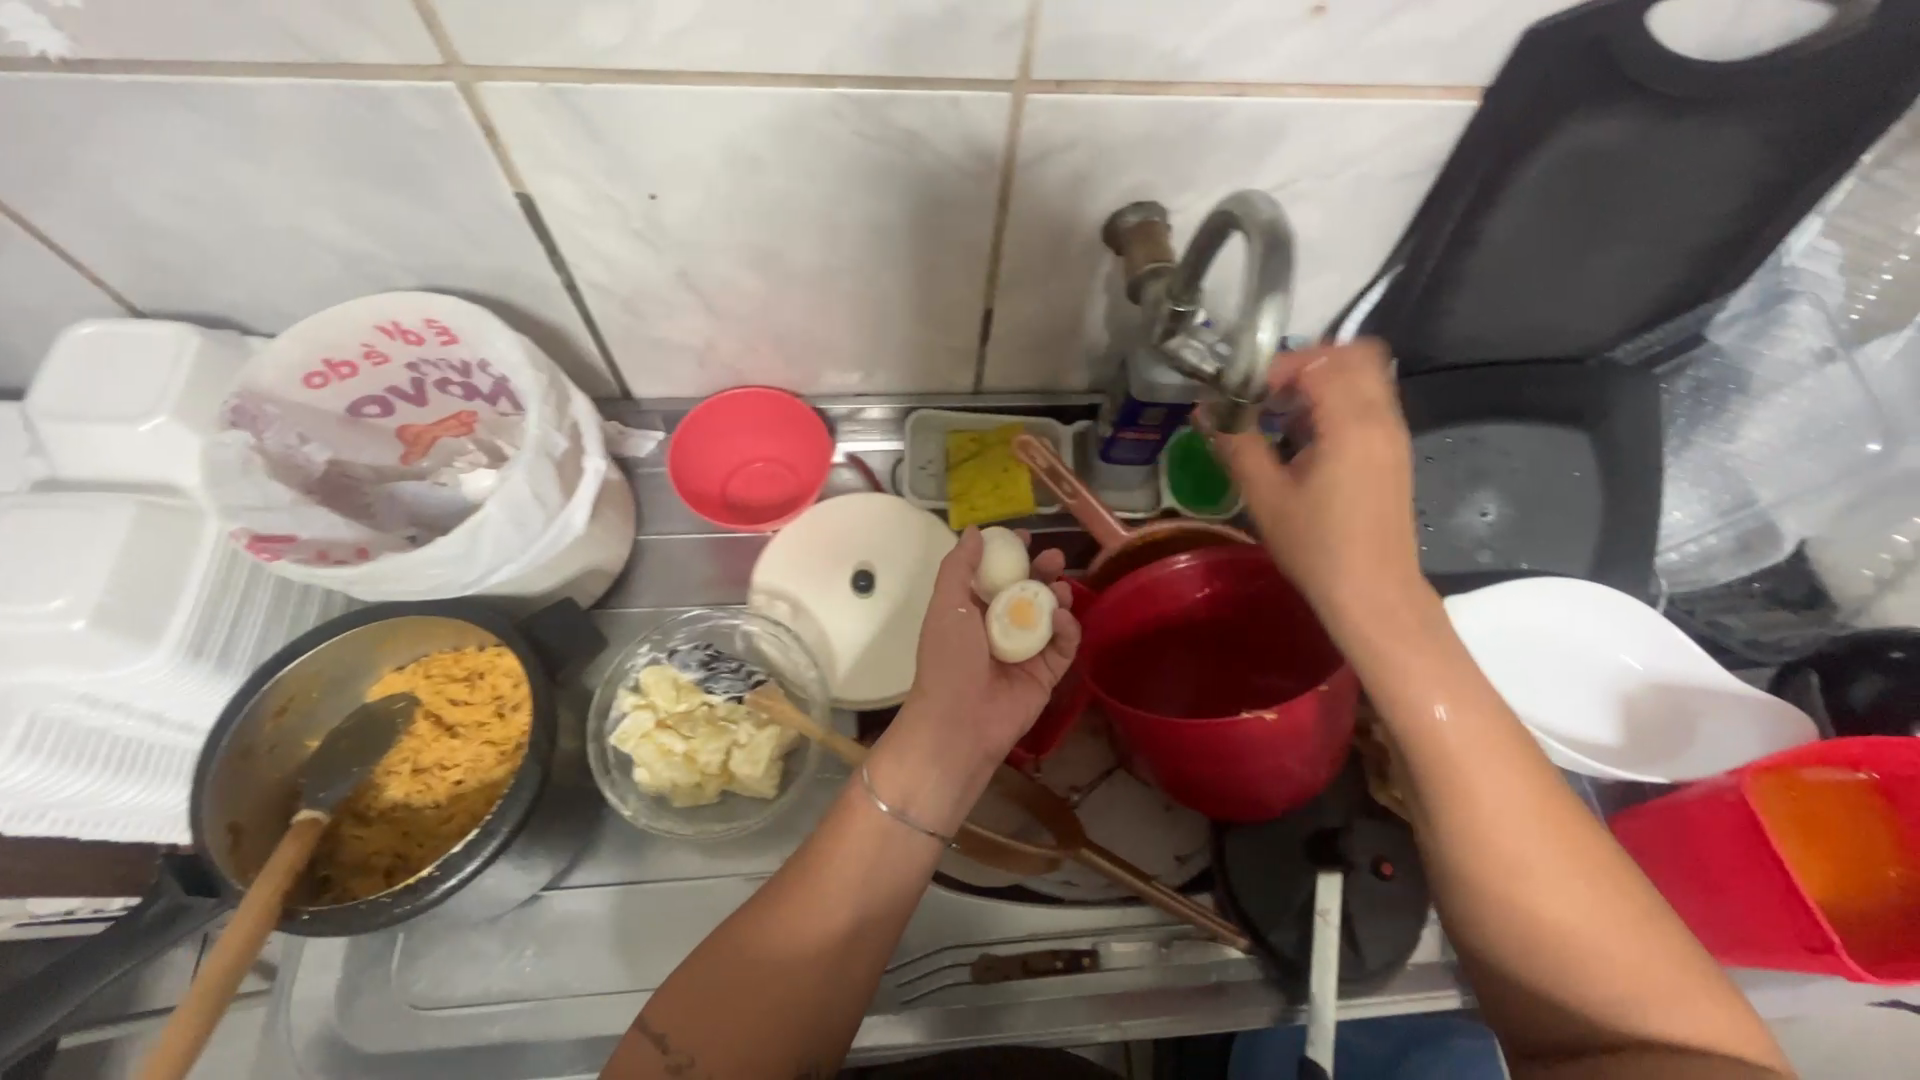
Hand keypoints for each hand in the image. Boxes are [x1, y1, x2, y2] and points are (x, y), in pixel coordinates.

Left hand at [902, 527, 1080, 761]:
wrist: (959, 720)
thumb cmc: (948, 658)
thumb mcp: (947, 603)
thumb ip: (960, 565)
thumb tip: (975, 531)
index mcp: (971, 611)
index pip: (995, 576)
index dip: (1010, 555)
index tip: (1025, 537)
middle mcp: (999, 629)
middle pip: (1027, 591)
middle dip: (1041, 571)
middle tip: (1053, 558)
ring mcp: (1025, 652)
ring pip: (1050, 616)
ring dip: (1057, 597)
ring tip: (1060, 588)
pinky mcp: (1046, 674)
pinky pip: (1064, 646)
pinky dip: (1068, 629)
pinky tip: (1064, 619)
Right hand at [1208, 338, 1427, 631]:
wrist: (1373, 592)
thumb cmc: (1317, 547)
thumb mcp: (1265, 496)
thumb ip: (1236, 444)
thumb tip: (1205, 411)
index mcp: (1351, 423)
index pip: (1318, 361)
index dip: (1275, 367)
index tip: (1242, 393)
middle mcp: (1381, 417)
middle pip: (1352, 356)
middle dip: (1304, 364)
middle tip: (1266, 393)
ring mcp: (1393, 433)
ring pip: (1363, 377)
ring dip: (1321, 383)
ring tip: (1280, 416)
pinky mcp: (1393, 451)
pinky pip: (1368, 402)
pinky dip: (1336, 403)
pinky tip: (1304, 439)